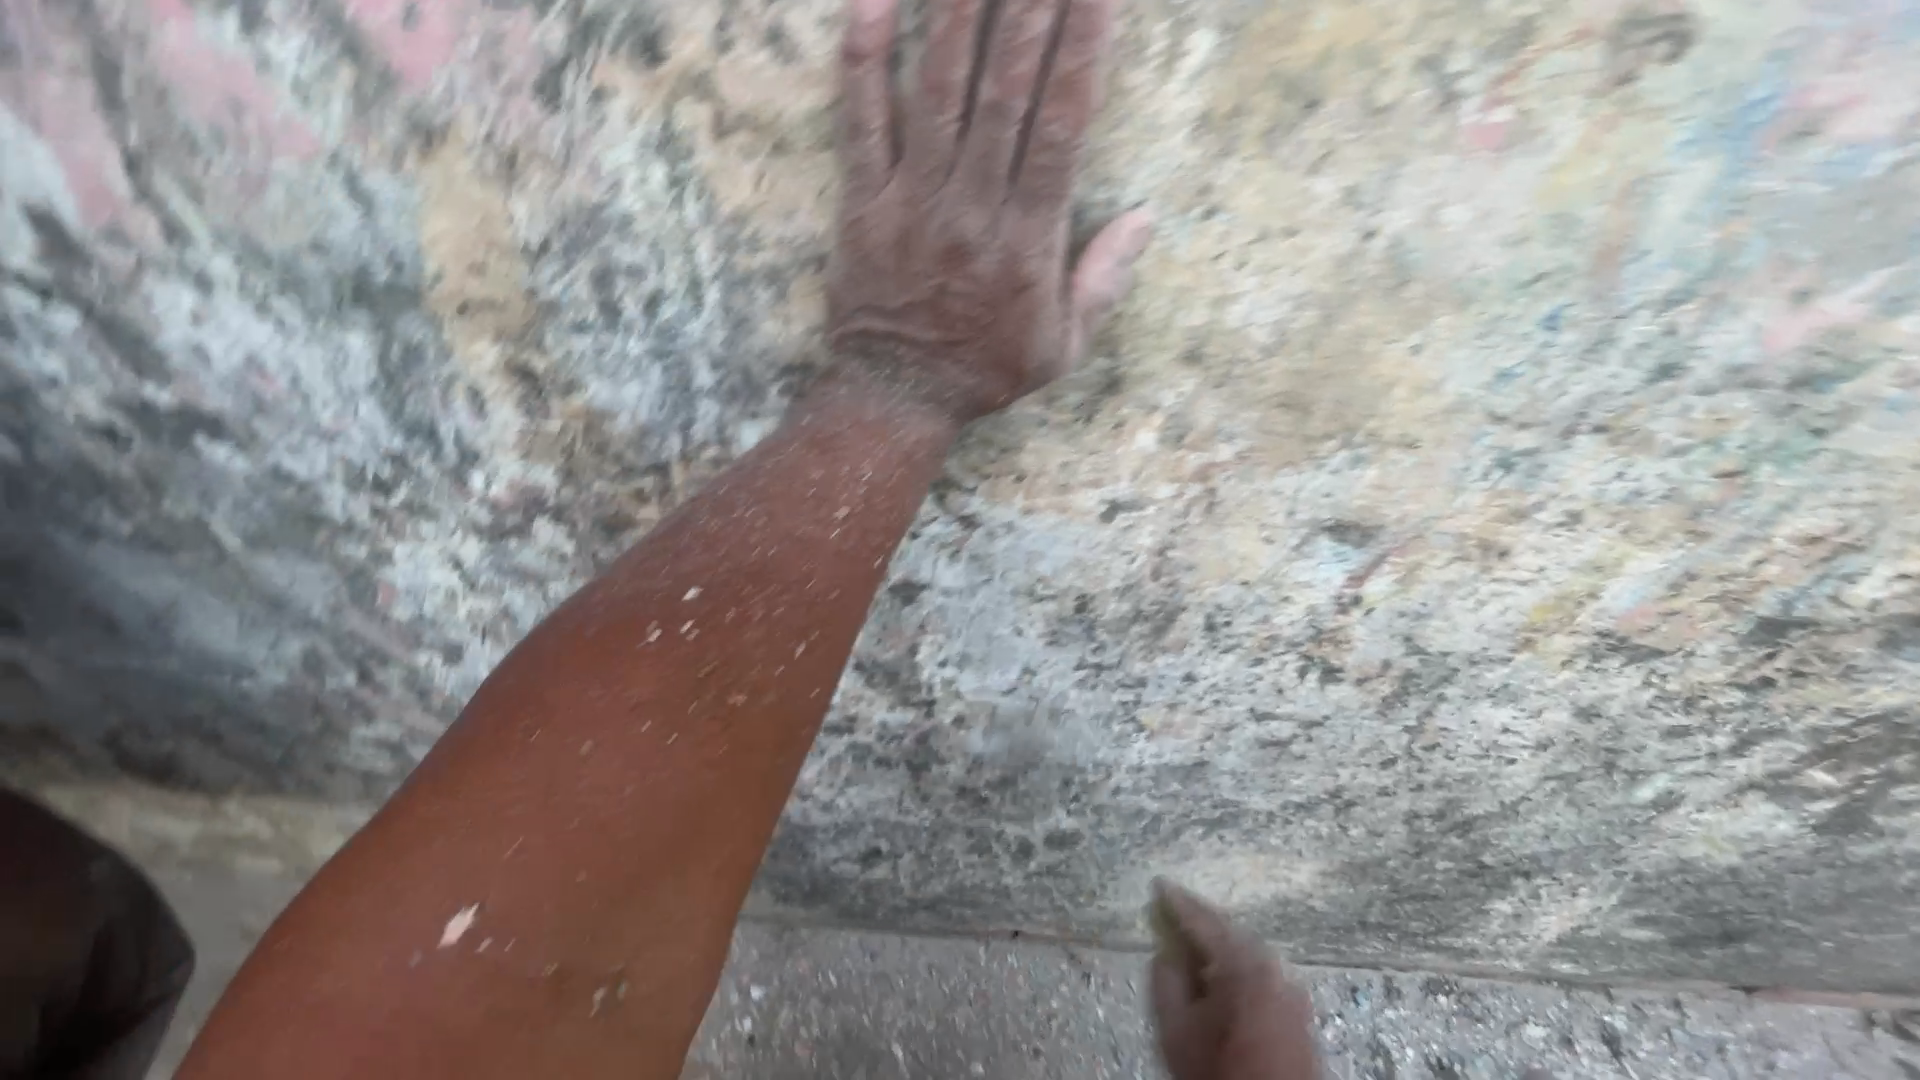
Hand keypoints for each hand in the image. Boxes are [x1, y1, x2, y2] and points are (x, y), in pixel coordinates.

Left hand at [827, 0, 1154, 425]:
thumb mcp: (1062, 347)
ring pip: (937, 91)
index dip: (1083, 47)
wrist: (898, 396)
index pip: (1064, 125)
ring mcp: (913, 202)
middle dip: (1029, 8)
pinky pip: (860, 125)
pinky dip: (862, 61)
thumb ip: (1103, 281)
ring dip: (955, 10)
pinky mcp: (862, 205)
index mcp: (1029, 239)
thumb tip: (1146, 217)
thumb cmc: (984, 371)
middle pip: (1006, 90)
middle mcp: (973, 208)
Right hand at [1149, 880, 1323, 1079]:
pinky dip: (1237, 961)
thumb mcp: (1175, 1032)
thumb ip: (1166, 982)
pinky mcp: (1298, 1009)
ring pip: (1247, 949)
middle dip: (1201, 917)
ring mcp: (1290, 988)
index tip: (1158, 883)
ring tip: (1193, 935)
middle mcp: (1271, 968)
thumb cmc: (1218, 1072)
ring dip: (1219, 940)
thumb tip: (1166, 950)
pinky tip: (1221, 971)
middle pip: (1230, 930)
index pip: (1204, 921)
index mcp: (1241, 966)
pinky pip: (1261, 969)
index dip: (1178, 901)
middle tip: (1173, 904)